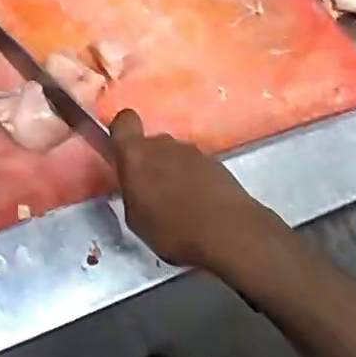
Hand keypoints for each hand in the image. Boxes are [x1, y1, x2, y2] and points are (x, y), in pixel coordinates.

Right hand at [109, 109, 284, 268]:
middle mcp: (164, 144)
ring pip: (175, 155)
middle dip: (150, 162)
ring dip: (174, 172)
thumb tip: (137, 185)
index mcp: (136, 153)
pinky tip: (201, 208)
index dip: (123, 132)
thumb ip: (131, 193)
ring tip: (180, 204)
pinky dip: (195, 181)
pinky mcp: (218, 164)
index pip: (124, 121)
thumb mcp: (135, 219)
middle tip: (152, 191)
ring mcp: (194, 152)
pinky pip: (197, 168)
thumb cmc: (173, 230)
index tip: (124, 152)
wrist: (232, 235)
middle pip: (152, 143)